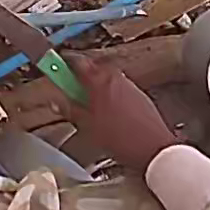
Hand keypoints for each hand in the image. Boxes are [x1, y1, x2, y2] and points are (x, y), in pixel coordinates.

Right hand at [65, 53, 180, 173]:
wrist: (154, 149)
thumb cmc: (119, 138)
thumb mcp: (87, 126)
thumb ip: (70, 110)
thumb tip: (56, 101)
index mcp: (98, 80)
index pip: (76, 60)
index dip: (64, 62)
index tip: (56, 68)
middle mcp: (114, 76)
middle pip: (92, 66)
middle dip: (80, 75)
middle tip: (70, 88)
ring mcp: (128, 84)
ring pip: (106, 77)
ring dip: (96, 84)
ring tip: (89, 103)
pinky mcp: (139, 94)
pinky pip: (119, 87)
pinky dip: (110, 92)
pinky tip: (109, 111)